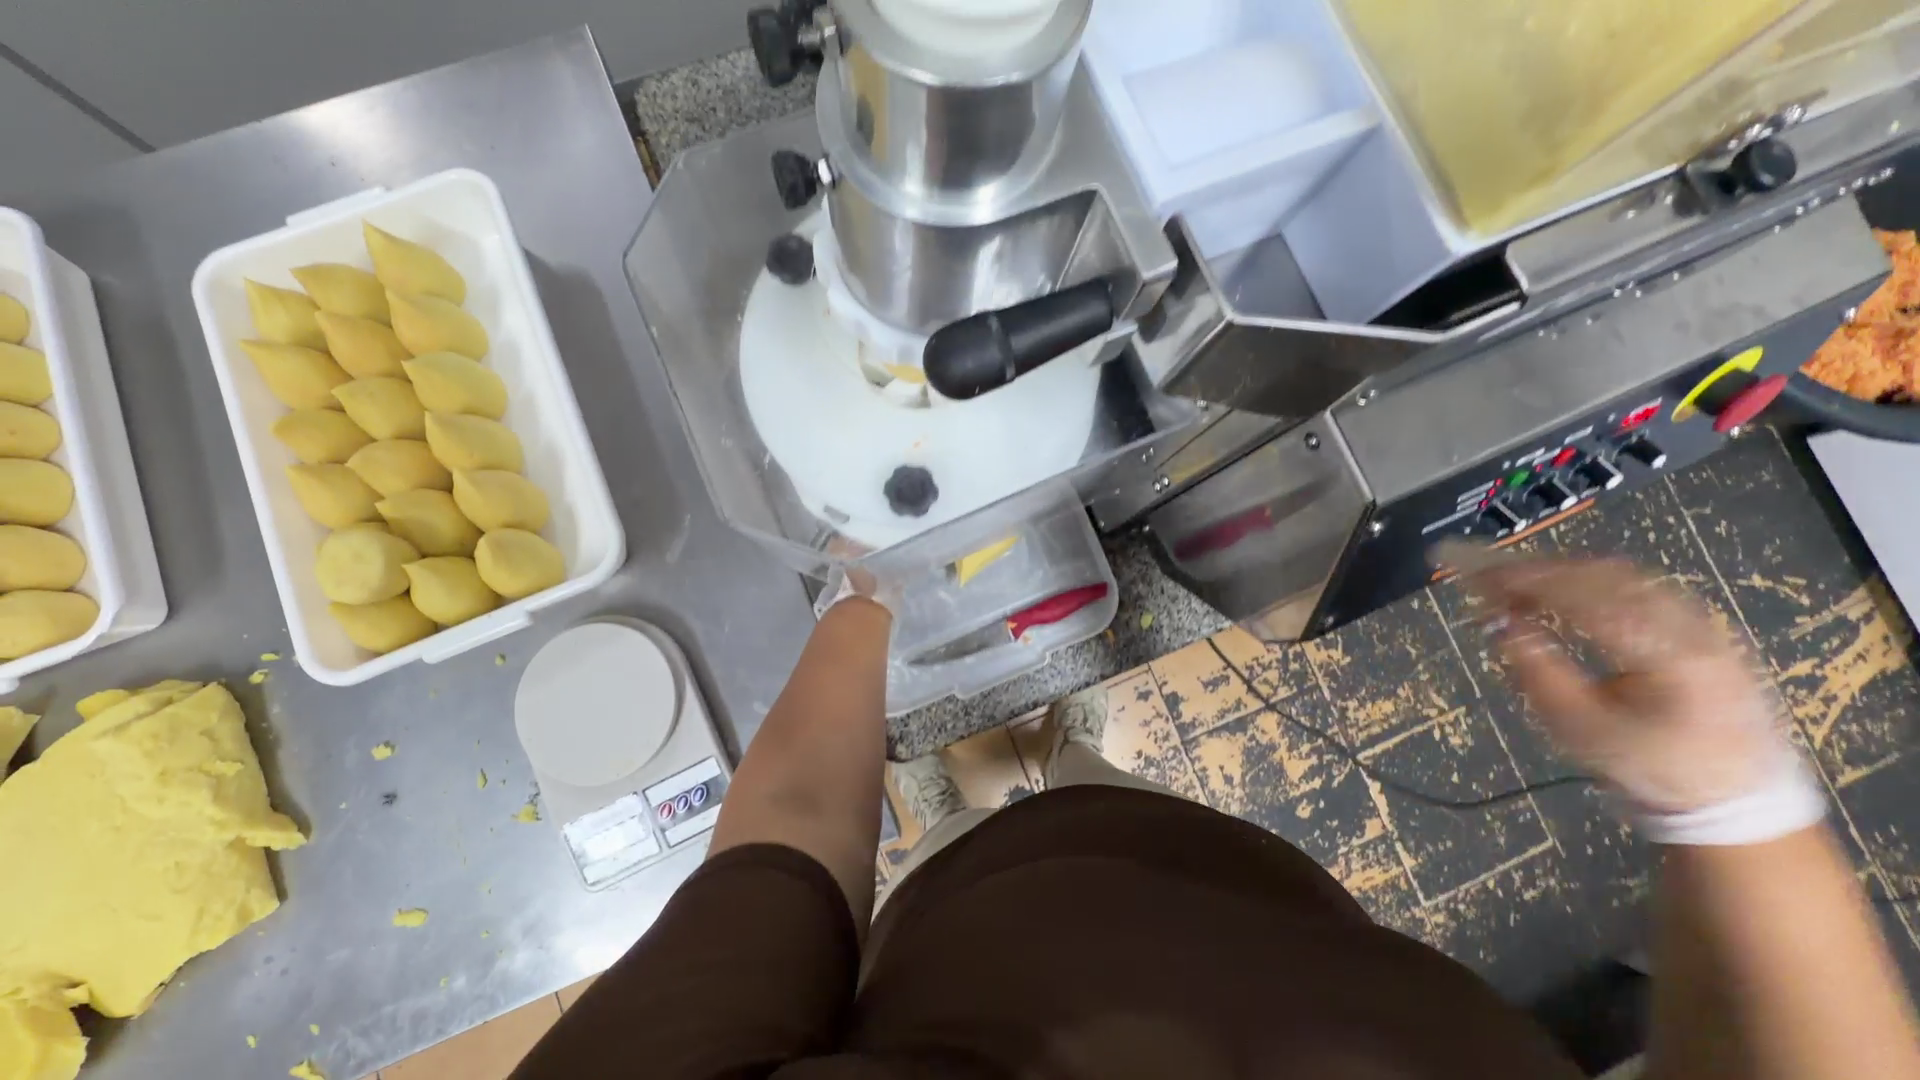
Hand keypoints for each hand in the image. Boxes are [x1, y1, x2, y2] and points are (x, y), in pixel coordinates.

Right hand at [1456, 550, 1792, 814]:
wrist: (1737, 796)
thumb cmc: (1649, 767)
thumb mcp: (1583, 731)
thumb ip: (1538, 674)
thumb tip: (1500, 626)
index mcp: (1664, 655)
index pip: (1581, 597)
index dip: (1521, 579)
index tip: (1473, 573)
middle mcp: (1690, 627)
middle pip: (1600, 576)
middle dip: (1534, 570)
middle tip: (1482, 574)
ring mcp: (1702, 623)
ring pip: (1620, 575)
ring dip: (1560, 572)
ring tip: (1513, 581)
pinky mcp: (1701, 626)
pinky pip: (1638, 586)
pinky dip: (1589, 580)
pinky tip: (1561, 590)